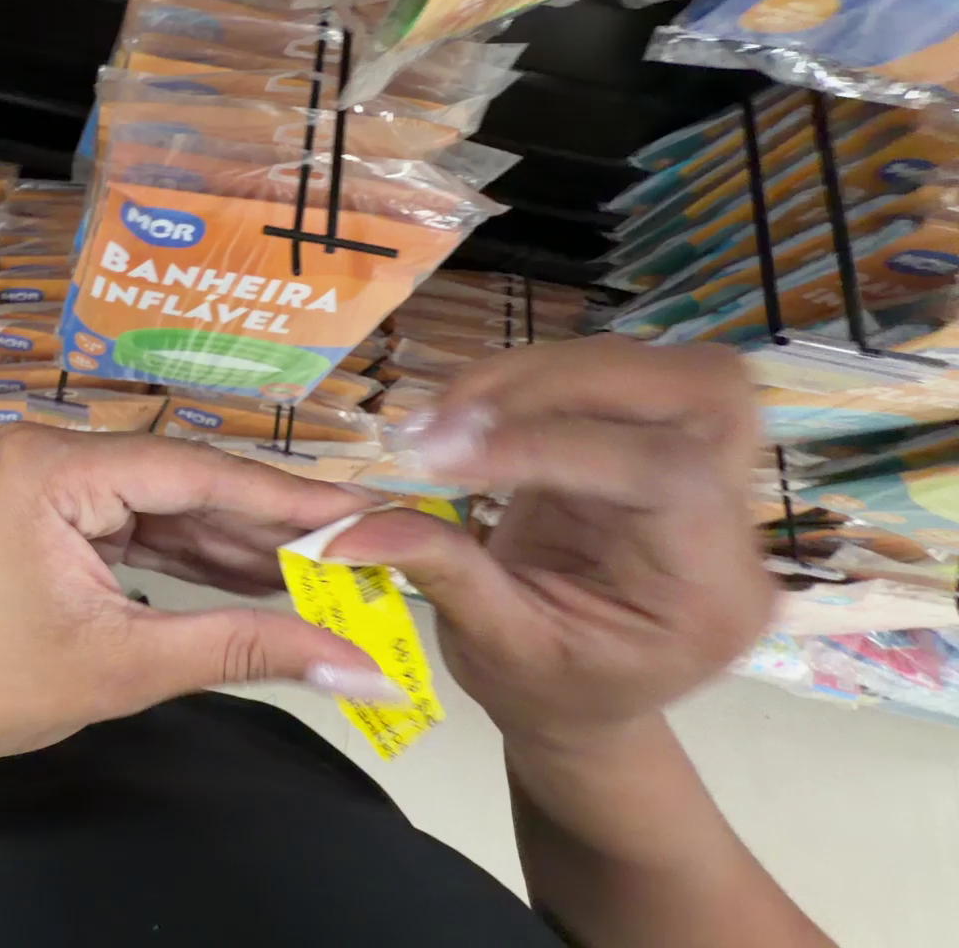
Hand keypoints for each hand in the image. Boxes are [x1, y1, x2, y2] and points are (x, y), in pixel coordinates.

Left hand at [0, 426, 396, 775]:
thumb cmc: (1, 687)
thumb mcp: (130, 666)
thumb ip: (247, 649)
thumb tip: (363, 669)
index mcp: (51, 469)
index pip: (190, 472)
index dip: (284, 495)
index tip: (366, 508)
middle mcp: (49, 450)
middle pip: (181, 480)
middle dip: (265, 521)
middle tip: (355, 546)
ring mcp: (50, 475)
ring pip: (166, 500)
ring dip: (234, 537)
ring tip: (319, 566)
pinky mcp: (56, 503)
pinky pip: (139, 518)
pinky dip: (191, 548)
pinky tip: (255, 569)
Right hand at [330, 336, 774, 746]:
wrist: (581, 699)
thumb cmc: (548, 689)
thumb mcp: (493, 646)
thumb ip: (440, 573)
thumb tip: (345, 528)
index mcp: (706, 586)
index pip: (660, 472)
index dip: (544, 445)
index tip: (434, 454)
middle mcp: (723, 516)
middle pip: (693, 389)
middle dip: (562, 382)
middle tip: (450, 415)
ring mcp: (687, 472)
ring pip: (645, 368)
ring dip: (531, 376)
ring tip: (440, 415)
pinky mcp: (633, 447)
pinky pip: (596, 381)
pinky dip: (520, 382)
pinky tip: (459, 414)